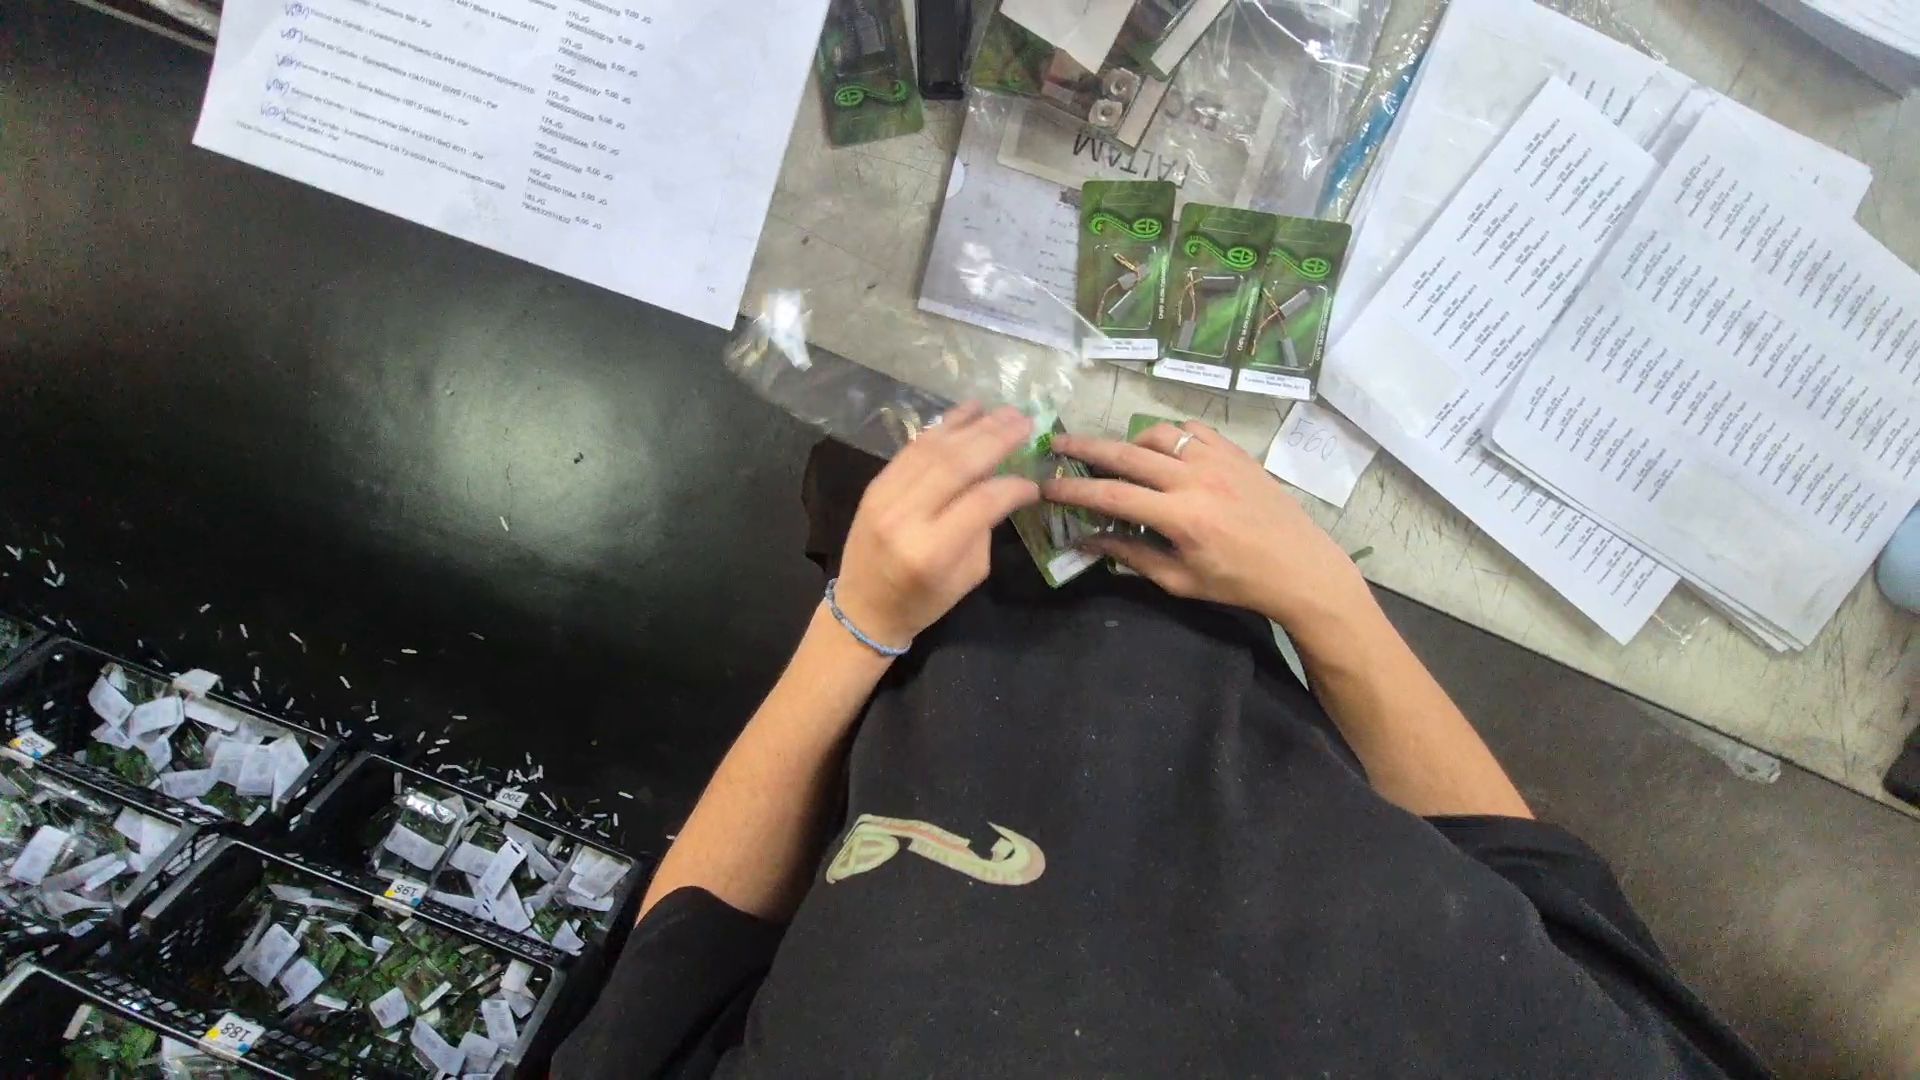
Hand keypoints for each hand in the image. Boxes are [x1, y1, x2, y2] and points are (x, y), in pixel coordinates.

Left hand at [832, 403, 1041, 647]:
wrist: (863, 608)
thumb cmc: (922, 601)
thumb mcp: (967, 576)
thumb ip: (984, 528)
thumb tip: (1003, 483)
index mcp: (931, 550)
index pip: (981, 502)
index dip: (1012, 487)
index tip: (1034, 482)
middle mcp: (905, 517)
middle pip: (956, 465)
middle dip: (996, 439)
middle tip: (1026, 422)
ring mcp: (885, 497)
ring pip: (934, 449)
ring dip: (973, 426)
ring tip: (1004, 411)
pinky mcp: (875, 485)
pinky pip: (913, 448)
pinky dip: (943, 427)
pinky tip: (968, 412)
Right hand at [1042, 423, 1368, 626]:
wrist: (1302, 569)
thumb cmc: (1238, 583)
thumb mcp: (1179, 580)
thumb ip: (1131, 555)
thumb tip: (1088, 539)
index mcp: (1181, 517)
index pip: (1113, 496)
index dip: (1074, 490)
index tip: (1046, 486)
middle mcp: (1197, 479)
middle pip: (1128, 453)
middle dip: (1087, 447)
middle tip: (1059, 443)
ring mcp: (1219, 460)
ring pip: (1160, 435)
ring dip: (1131, 441)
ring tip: (1118, 456)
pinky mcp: (1237, 453)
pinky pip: (1194, 431)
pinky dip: (1171, 437)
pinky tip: (1164, 451)